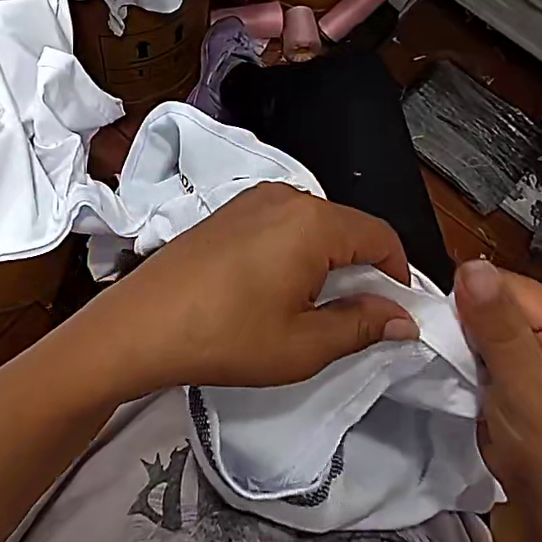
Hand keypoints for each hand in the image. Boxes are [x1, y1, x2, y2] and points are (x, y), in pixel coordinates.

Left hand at [81, 183, 420, 396]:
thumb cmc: (225, 337)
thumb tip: (404, 320)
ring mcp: (257, 198)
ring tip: (311, 305)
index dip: (398, 274)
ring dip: (329, 259)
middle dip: (362, 268)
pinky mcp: (233, 209)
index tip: (394, 312)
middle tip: (353, 316)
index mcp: (314, 222)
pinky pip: (286, 221)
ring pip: (318, 224)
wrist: (137, 327)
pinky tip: (276, 286)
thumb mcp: (303, 345)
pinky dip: (299, 249)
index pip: (381, 236)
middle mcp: (289, 196)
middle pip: (349, 227)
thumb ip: (362, 326)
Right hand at [458, 260, 541, 541]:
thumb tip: (472, 268)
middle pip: (492, 301)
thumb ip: (500, 328)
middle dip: (469, 334)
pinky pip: (483, 349)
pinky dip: (471, 368)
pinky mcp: (524, 368)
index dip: (472, 311)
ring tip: (477, 387)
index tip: (462, 350)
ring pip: (482, 325)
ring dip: (467, 353)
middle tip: (473, 376)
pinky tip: (478, 392)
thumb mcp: (529, 393)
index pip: (502, 284)